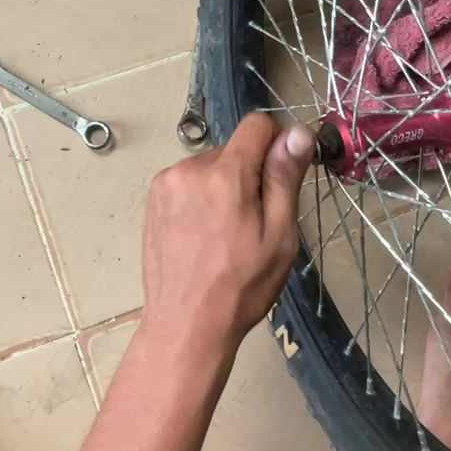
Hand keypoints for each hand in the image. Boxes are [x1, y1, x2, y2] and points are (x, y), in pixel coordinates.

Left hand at [140, 114, 314, 355]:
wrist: (186, 325)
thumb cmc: (242, 286)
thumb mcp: (279, 235)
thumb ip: (285, 177)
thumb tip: (298, 132)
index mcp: (225, 174)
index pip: (257, 125)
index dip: (277, 143)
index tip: (282, 175)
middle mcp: (189, 168)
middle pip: (233, 150)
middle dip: (249, 174)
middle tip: (255, 221)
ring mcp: (165, 183)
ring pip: (210, 167)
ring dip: (223, 187)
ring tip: (226, 234)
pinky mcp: (152, 200)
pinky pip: (188, 183)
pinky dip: (201, 198)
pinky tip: (203, 235)